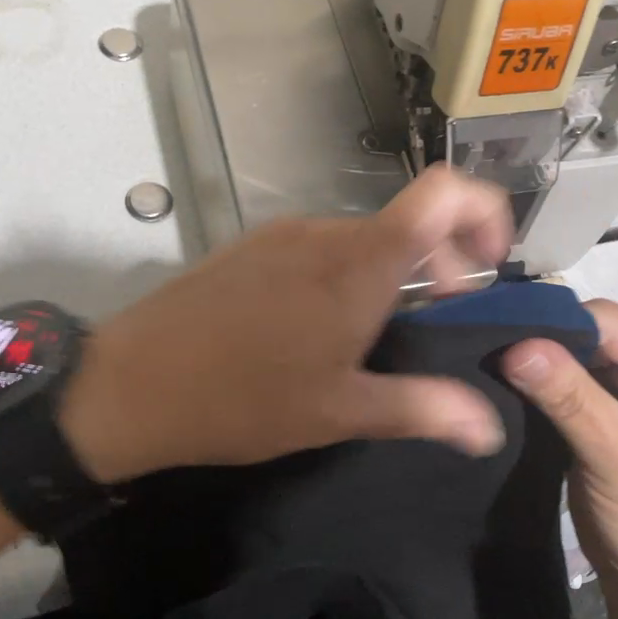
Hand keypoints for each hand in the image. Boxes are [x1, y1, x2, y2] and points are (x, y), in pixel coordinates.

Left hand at [58, 165, 515, 482]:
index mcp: (360, 261)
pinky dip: (345, 274)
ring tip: (377, 336)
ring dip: (391, 274)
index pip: (443, 192)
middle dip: (441, 265)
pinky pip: (319, 248)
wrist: (128, 384)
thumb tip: (489, 426)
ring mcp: (282, 235)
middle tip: (436, 325)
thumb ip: (422, 408)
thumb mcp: (339, 412)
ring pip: (363, 238)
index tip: (488, 268)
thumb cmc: (242, 398)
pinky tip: (321, 328)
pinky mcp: (251, 249)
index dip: (485, 212)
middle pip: (409, 222)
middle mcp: (325, 231)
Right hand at [502, 301, 617, 613]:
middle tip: (486, 346)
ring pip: (574, 353)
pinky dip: (539, 381)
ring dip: (537, 358)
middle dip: (544, 339)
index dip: (557, 324)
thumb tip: (517, 344)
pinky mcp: (605, 410)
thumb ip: (569, 397)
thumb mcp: (615, 457)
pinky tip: (504, 382)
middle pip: (592, 332)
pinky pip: (567, 379)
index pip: (611, 323)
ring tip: (487, 360)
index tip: (500, 335)